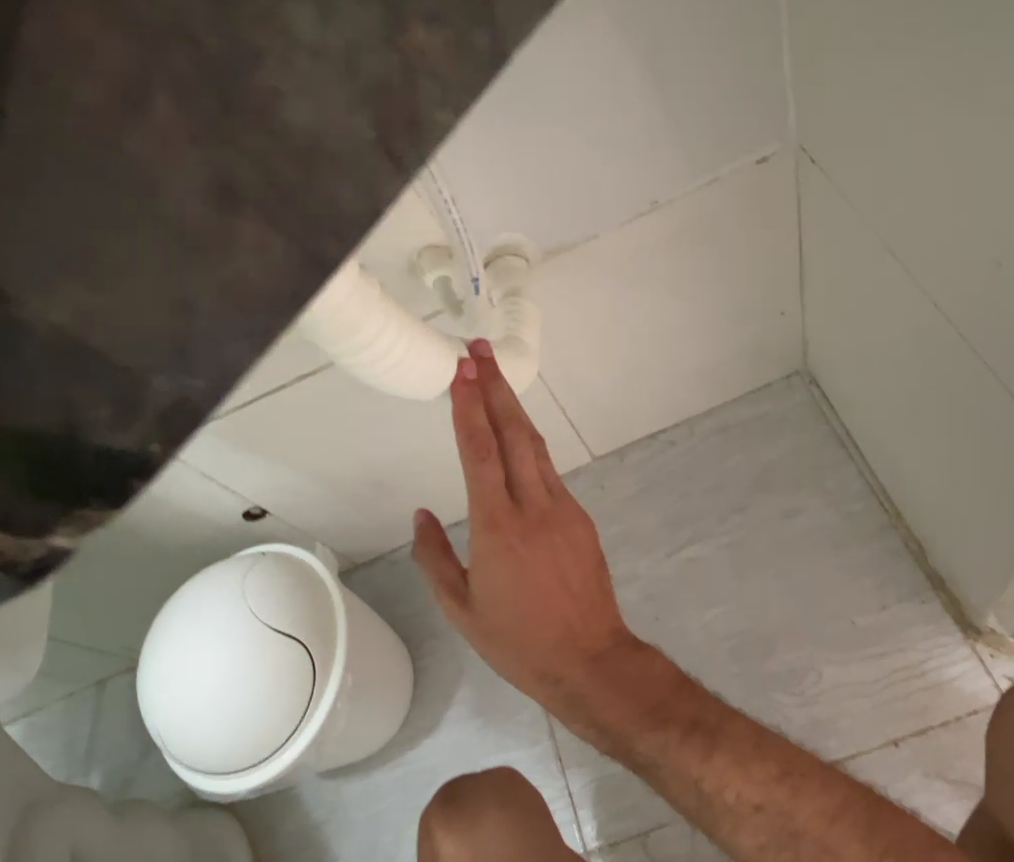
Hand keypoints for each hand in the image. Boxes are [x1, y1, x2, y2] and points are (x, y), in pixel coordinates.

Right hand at [411, 339, 643, 712]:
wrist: (591, 662)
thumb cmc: (518, 642)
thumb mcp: (461, 610)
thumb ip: (435, 558)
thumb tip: (422, 514)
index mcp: (498, 528)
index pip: (480, 452)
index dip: (469, 407)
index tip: (462, 371)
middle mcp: (533, 507)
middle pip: (514, 433)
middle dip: (495, 388)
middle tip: (479, 351)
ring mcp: (563, 509)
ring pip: (535, 447)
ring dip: (513, 410)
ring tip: (494, 379)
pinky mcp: (581, 519)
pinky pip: (549, 473)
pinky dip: (528, 447)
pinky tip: (516, 441)